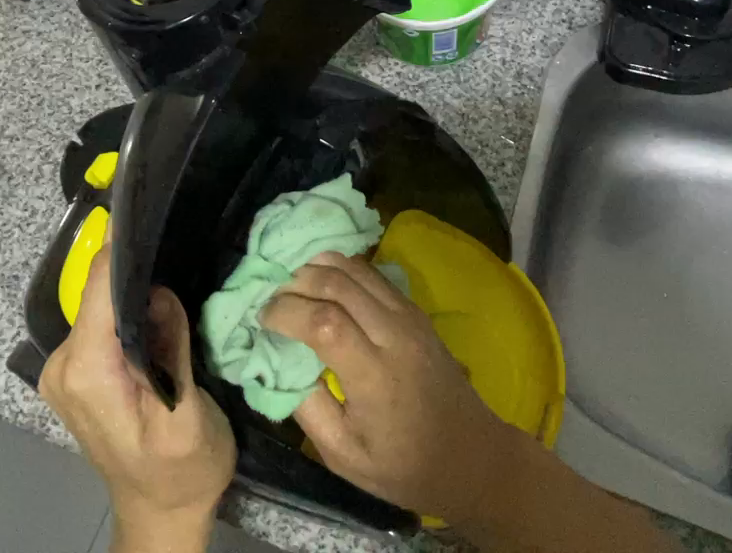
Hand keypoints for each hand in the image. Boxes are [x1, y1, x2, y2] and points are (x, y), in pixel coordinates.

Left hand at [40, 236, 234, 552]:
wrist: (161, 515)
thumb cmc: (182, 473)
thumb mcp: (188, 417)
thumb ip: (171, 350)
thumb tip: (161, 290)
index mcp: (88, 370)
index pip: (99, 285)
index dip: (129, 251)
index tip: (163, 222)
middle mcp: (65, 362)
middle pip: (100, 289)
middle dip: (142, 271)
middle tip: (187, 260)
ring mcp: (69, 365)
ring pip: (104, 301)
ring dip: (141, 291)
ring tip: (181, 287)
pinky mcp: (82, 368)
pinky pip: (106, 318)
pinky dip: (134, 310)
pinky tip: (164, 315)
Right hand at [259, 251, 518, 517]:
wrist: (469, 454)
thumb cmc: (402, 465)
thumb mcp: (343, 454)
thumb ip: (306, 407)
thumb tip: (275, 363)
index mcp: (374, 375)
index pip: (323, 322)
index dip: (286, 311)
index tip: (262, 319)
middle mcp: (393, 334)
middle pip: (337, 284)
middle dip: (295, 282)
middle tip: (271, 298)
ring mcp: (408, 316)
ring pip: (356, 268)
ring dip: (317, 267)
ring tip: (291, 284)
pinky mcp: (414, 310)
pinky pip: (372, 274)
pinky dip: (341, 268)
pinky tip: (322, 281)